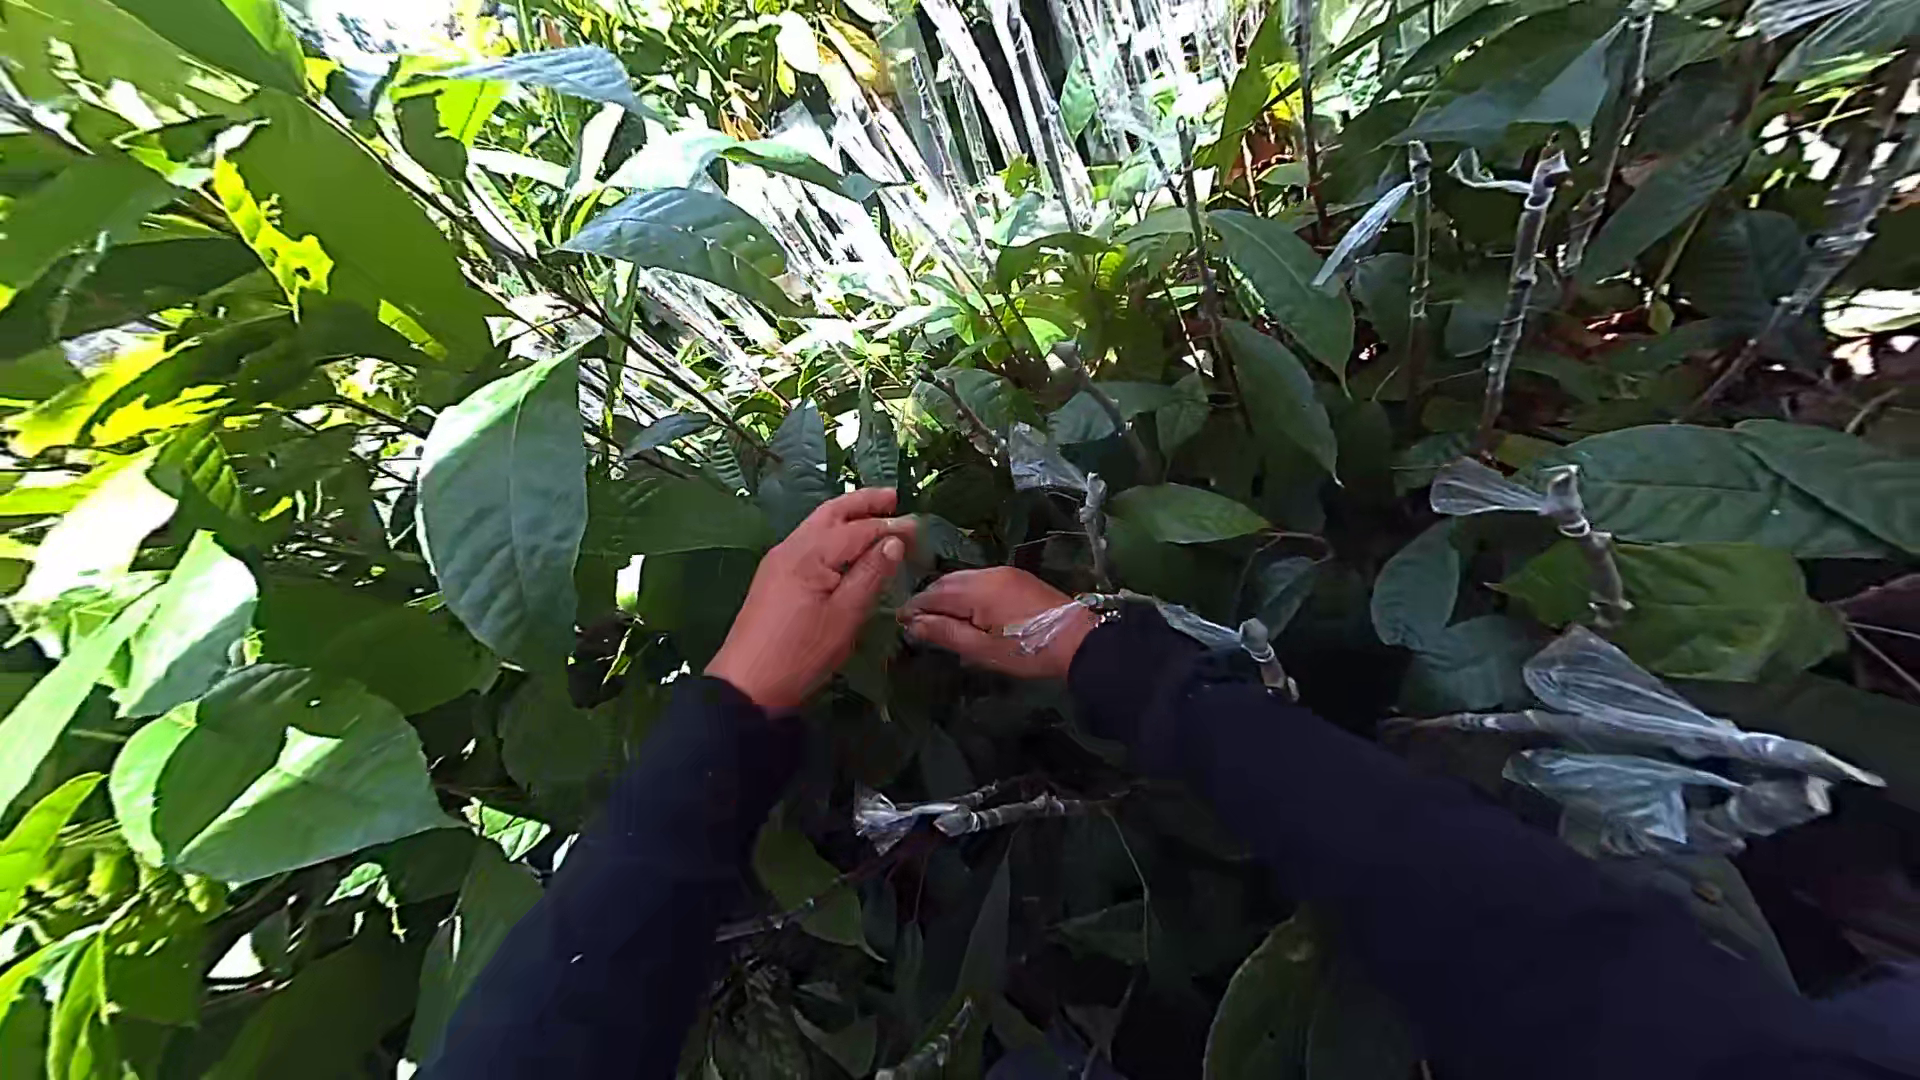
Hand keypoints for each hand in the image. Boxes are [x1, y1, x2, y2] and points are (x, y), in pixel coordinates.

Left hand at [706, 489, 915, 708]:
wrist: (746, 684)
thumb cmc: (801, 653)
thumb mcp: (845, 616)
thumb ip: (870, 574)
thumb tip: (894, 541)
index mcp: (810, 555)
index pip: (858, 530)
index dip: (890, 528)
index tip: (918, 528)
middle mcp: (792, 547)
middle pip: (832, 513)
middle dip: (863, 503)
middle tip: (893, 497)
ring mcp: (779, 559)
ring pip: (817, 523)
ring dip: (848, 515)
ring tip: (876, 513)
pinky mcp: (774, 574)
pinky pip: (809, 540)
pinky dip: (833, 532)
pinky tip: (847, 543)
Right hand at [899, 567, 1095, 679]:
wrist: (1078, 641)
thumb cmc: (1026, 650)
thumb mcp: (981, 649)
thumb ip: (945, 633)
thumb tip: (912, 624)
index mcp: (975, 589)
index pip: (932, 593)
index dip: (914, 608)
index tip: (900, 622)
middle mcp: (986, 573)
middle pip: (946, 582)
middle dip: (928, 600)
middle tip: (916, 623)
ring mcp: (1003, 572)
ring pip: (962, 579)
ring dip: (946, 596)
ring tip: (938, 619)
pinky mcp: (1015, 577)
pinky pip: (979, 580)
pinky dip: (965, 593)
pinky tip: (965, 611)